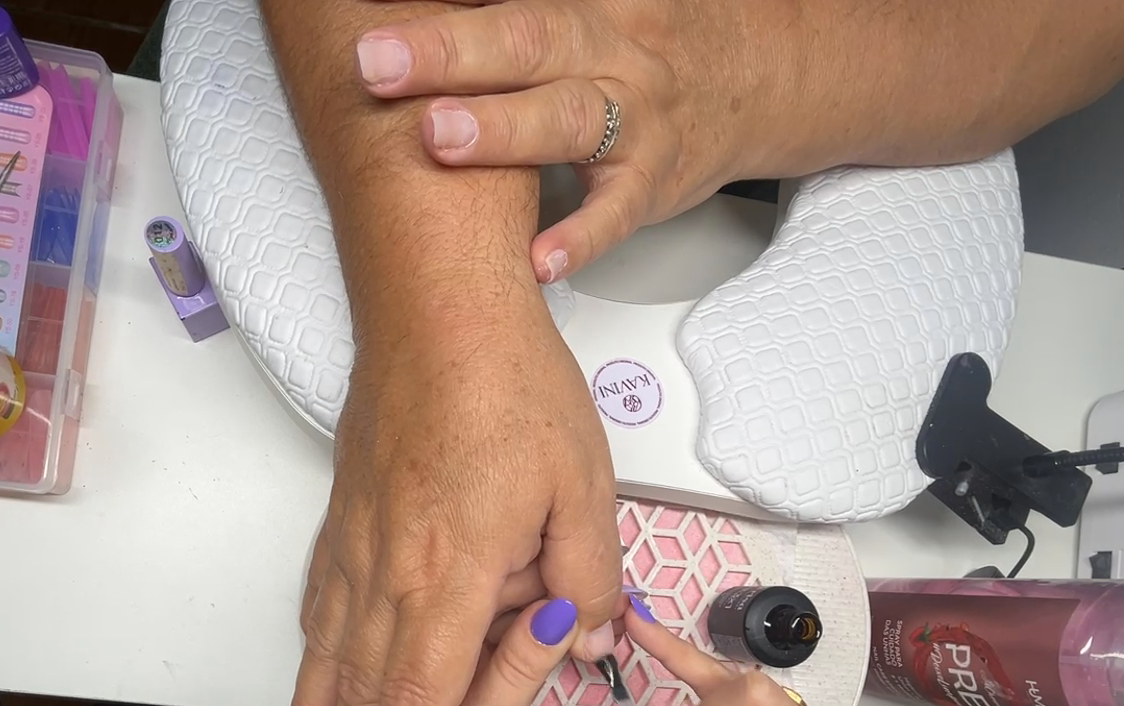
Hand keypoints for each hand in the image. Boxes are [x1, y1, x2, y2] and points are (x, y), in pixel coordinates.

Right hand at [280, 313, 622, 705]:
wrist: (437, 314)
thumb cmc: (514, 392)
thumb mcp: (583, 483)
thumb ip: (588, 575)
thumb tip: (593, 642)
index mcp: (452, 574)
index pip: (424, 697)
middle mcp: (387, 574)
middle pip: (368, 691)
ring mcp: (354, 545)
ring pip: (330, 655)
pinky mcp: (342, 517)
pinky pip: (317, 603)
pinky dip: (307, 656)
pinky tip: (306, 680)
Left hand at [354, 0, 792, 281]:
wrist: (749, 82)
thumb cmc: (646, 49)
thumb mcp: (588, 12)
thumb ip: (522, 20)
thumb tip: (441, 21)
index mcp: (583, 5)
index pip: (510, 1)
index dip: (445, 9)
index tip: (374, 17)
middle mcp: (609, 49)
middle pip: (527, 40)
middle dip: (447, 51)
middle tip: (376, 63)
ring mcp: (634, 118)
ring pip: (568, 117)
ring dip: (502, 129)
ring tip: (438, 138)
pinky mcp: (652, 184)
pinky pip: (616, 213)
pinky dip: (580, 237)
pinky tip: (540, 261)